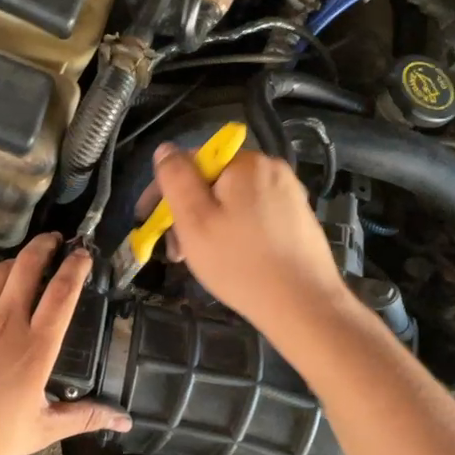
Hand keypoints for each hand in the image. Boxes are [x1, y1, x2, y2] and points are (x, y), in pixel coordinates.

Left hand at [0, 233, 130, 454]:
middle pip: (30, 268)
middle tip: (54, 240)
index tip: (82, 254)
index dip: (75, 267)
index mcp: (37, 347)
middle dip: (45, 247)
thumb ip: (83, 417)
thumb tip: (124, 422)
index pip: (63, 293)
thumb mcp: (41, 430)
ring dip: (14, 258)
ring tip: (22, 255)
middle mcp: (7, 321)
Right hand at [150, 144, 362, 336]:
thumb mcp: (194, 219)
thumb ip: (176, 178)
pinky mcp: (299, 220)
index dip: (165, 190)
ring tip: (201, 259)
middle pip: (213, 183)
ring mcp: (290, 195)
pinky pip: (254, 216)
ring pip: (233, 202)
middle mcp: (272, 169)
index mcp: (246, 163)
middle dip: (188, 212)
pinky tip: (231, 260)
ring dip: (210, 224)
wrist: (304, 305)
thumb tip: (166, 149)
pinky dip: (235, 232)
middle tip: (177, 250)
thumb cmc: (240, 262)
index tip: (149, 222)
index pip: (192, 161)